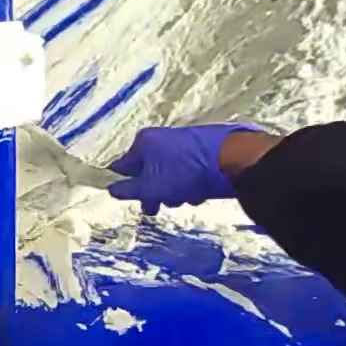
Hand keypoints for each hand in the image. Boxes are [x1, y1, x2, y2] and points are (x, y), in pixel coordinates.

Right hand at [106, 124, 260, 213]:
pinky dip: (189, 182)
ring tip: (184, 199)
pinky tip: (198, 192)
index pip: (122, 166)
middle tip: (157, 208)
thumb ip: (126, 190)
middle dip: (152, 192)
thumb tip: (111, 189)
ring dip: (172, 190)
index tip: (133, 200)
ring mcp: (184, 141)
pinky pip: (187, 169)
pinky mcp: (203, 148)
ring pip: (167, 173)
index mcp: (144, 142)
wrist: (234, 159)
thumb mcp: (149, 188)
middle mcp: (162, 137)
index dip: (124, 186)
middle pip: (147, 171)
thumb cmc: (184, 174)